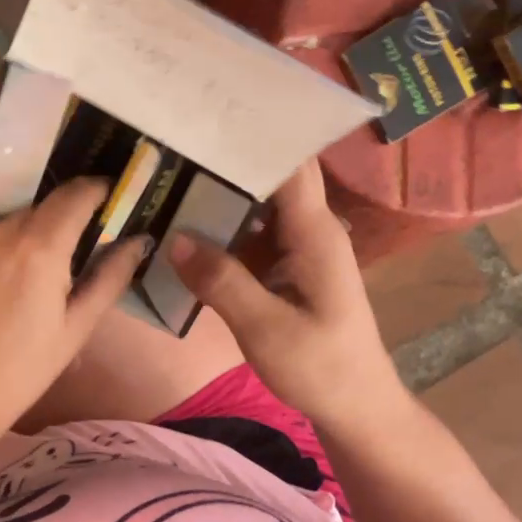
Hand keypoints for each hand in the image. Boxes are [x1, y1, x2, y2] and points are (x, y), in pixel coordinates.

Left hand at [0, 179, 150, 458]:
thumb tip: (137, 242)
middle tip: (71, 257)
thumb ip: (108, 279)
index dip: (98, 191)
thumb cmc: (18, 374)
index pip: (76, 194)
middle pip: (39, 209)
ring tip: (27, 284)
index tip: (111, 198)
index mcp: (37, 247)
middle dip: (60, 224)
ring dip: (23, 240)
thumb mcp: (74, 331)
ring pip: (5, 225)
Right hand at [167, 160, 404, 429]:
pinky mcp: (284, 270)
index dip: (258, 136)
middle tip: (170, 143)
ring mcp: (296, 251)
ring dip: (216, 197)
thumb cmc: (321, 367)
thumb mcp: (266, 328)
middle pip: (267, 180)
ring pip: (253, 209)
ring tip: (165, 177)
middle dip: (225, 161)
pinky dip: (219, 231)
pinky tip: (181, 229)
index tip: (212, 114)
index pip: (290, 166)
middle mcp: (309, 232)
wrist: (355, 407)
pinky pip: (248, 238)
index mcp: (315, 235)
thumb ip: (222, 282)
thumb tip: (176, 238)